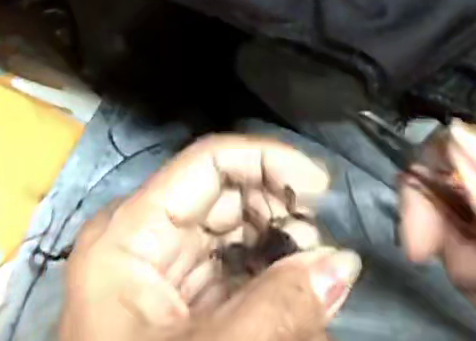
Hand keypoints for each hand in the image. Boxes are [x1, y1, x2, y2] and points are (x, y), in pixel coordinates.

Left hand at [60, 134, 362, 340]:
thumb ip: (280, 306)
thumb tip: (345, 262)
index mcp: (131, 233)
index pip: (210, 162)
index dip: (269, 162)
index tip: (322, 189)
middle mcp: (145, 241)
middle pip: (226, 195)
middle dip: (281, 211)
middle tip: (323, 242)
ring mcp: (160, 278)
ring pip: (235, 235)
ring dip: (281, 247)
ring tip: (315, 274)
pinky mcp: (178, 313)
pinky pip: (233, 275)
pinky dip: (270, 281)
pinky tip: (298, 299)